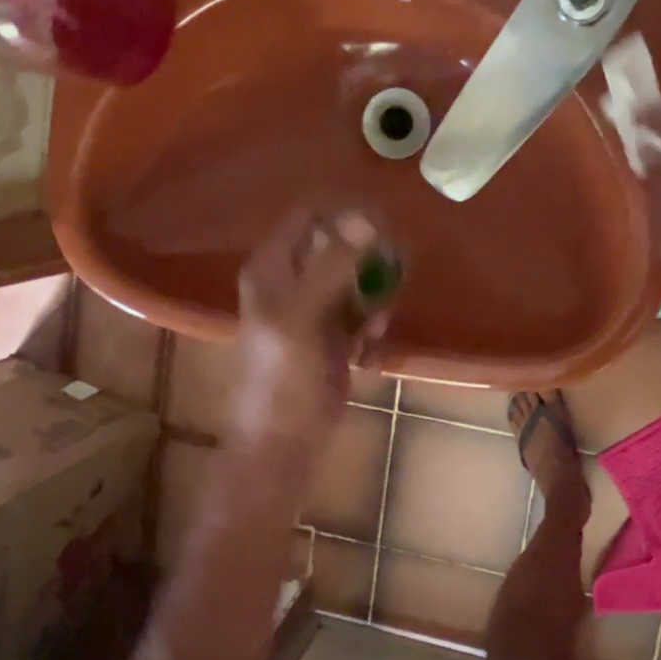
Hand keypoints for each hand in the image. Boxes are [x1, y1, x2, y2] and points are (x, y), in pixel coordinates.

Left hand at [232, 209, 387, 455]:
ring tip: (374, 330)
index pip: (310, 218)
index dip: (345, 219)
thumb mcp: (305, 315)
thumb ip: (334, 264)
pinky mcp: (335, 336)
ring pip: (358, 281)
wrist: (283, 441)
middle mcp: (292, 281)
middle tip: (387, 287)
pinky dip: (371, 327)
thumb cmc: (284, 377)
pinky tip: (370, 353)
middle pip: (342, 248)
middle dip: (370, 266)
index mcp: (273, 268)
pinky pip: (363, 313)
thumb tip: (366, 217)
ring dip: (375, 300)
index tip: (382, 233)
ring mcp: (315, 310)